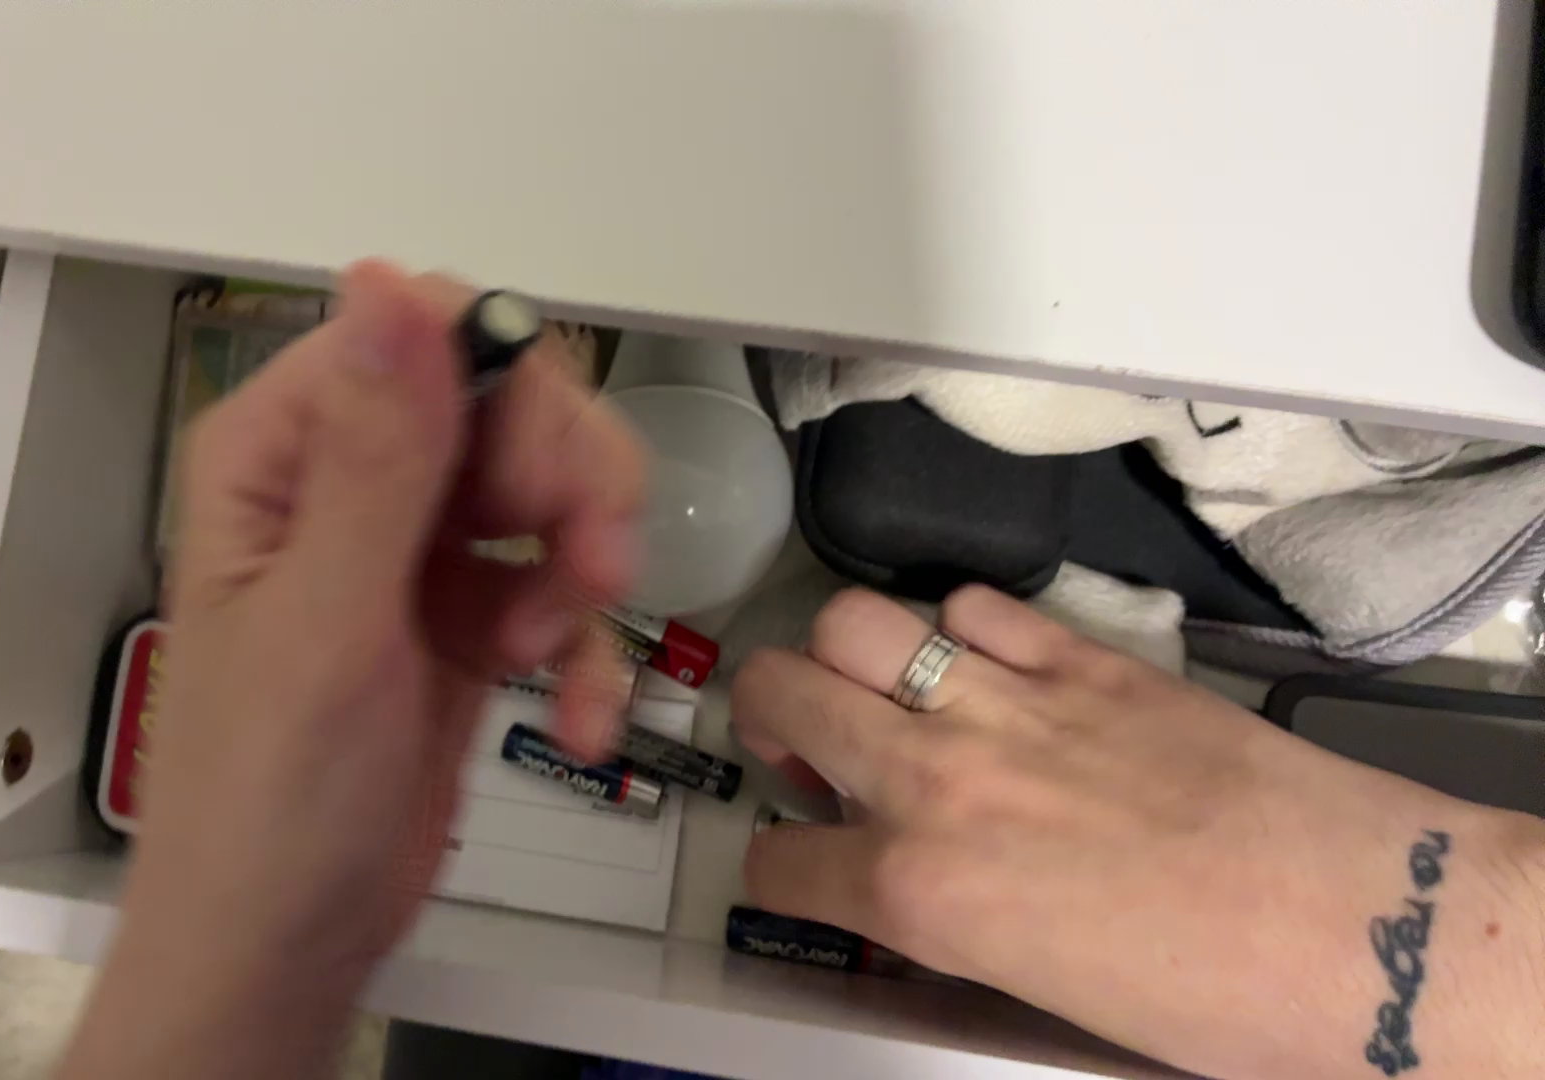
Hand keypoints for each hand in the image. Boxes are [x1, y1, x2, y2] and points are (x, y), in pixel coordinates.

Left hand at [61, 262, 643, 1079]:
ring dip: (581, 572)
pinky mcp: (471, 613)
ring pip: (552, 495)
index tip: (554, 490)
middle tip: (598, 574)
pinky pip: (558, 591)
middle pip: (511, 411)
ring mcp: (421, 547)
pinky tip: (579, 721)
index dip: (515, 391)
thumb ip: (374, 456)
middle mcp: (358, 479)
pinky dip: (585, 653)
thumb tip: (387, 279)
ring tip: (553, 654)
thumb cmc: (273, 796)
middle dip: (572, 489)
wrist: (288, 943)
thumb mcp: (327, 620)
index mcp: (292, 450)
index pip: (430, 338)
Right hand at [733, 586, 1544, 1079]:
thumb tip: (870, 852)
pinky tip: (982, 661)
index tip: (794, 854)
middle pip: (775, 690)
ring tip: (873, 679)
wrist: (1384, 938)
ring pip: (851, 623)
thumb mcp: (1019, 971)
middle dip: (758, 708)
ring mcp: (1002, 707)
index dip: (770, 864)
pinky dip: (957, 628)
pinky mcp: (1076, 660)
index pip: (777, 862)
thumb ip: (920, 901)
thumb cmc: (1200, 994)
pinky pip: (969, 605)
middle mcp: (933, 782)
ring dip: (841, 652)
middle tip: (794, 726)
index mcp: (922, 887)